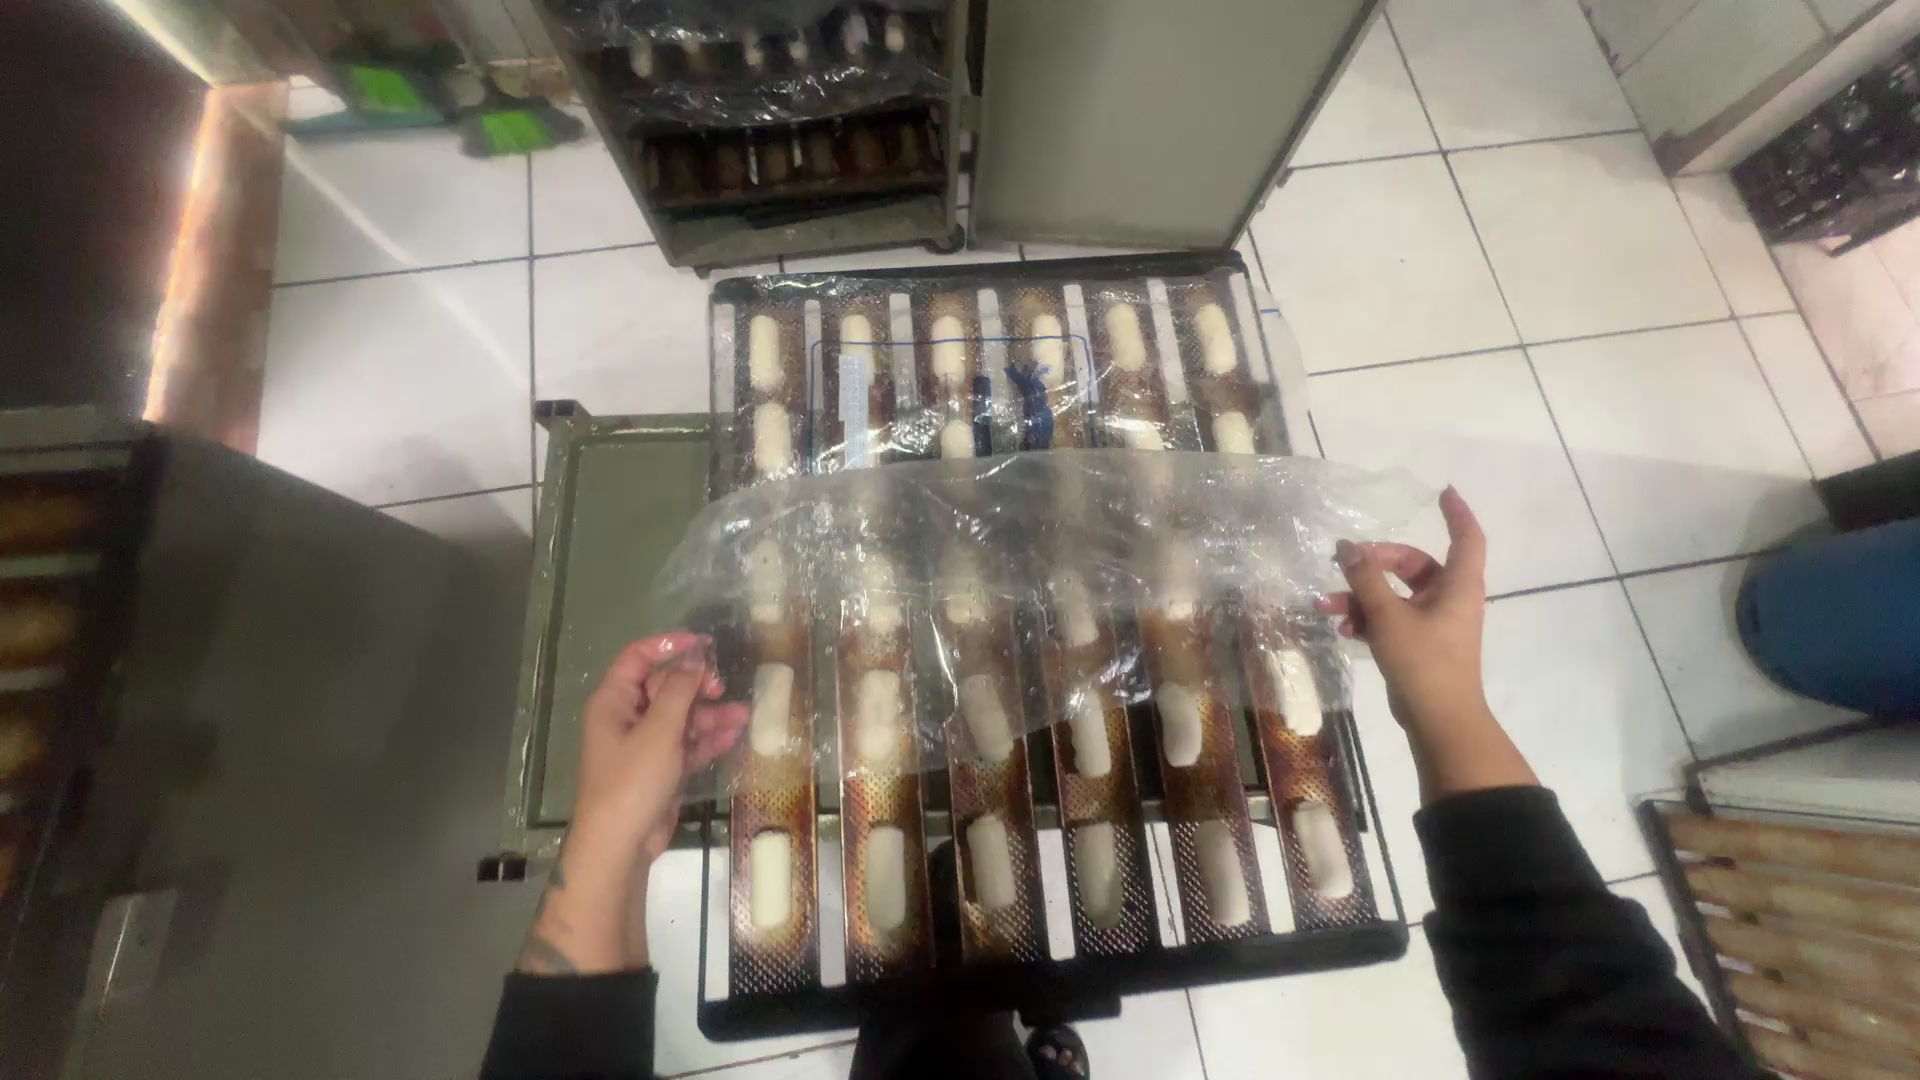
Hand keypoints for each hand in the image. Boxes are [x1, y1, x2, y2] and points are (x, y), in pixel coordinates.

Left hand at [568, 632, 747, 876]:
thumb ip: (680, 689)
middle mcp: (627, 717)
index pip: (638, 657)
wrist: (621, 845)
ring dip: (710, 714)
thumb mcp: (659, 730)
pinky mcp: (661, 767)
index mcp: (614, 701)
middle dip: (697, 686)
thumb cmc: (632, 781)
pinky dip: (707, 738)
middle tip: (721, 689)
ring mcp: (645, 744)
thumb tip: (695, 658)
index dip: (669, 645)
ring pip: (682, 716)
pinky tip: (732, 736)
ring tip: (742, 716)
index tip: (703, 644)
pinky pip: (687, 742)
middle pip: (666, 686)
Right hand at [1316, 489, 1534, 802]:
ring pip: (1393, 593)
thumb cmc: (1422, 660)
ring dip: (1359, 596)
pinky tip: (1342, 628)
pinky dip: (1366, 618)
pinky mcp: (1417, 642)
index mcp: (1458, 585)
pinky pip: (1389, 616)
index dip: (1456, 513)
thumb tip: (1347, 547)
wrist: (1438, 718)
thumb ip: (1364, 578)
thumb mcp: (1387, 614)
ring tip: (1326, 606)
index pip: (1465, 537)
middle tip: (1343, 563)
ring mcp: (1433, 621)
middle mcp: (1449, 598)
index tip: (1442, 492)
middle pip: (1413, 564)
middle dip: (1373, 563)